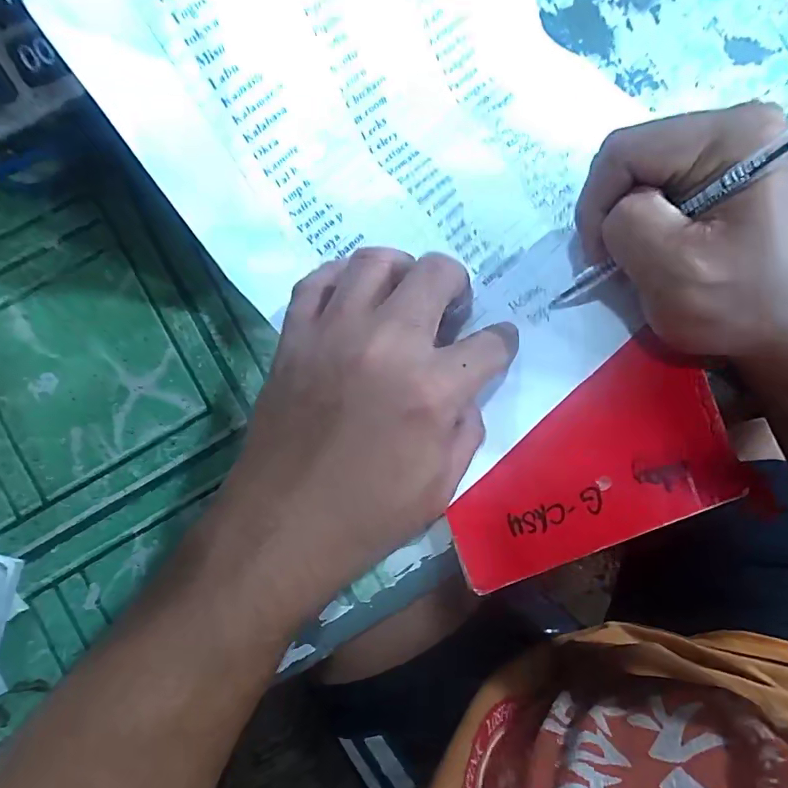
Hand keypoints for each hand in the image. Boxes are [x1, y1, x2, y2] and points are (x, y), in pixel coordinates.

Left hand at [205, 250, 516, 614]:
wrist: (284, 526)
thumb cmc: (369, 518)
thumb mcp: (442, 486)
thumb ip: (466, 429)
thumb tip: (465, 393)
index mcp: (433, 388)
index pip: (489, 343)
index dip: (503, 344)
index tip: (499, 347)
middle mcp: (387, 343)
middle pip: (438, 274)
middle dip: (460, 287)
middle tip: (452, 314)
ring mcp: (334, 333)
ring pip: (376, 261)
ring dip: (403, 271)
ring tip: (405, 296)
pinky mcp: (294, 338)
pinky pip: (317, 280)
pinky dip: (341, 279)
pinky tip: (352, 299)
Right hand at [575, 102, 787, 357]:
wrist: (785, 335)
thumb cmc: (738, 307)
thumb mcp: (674, 269)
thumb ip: (629, 225)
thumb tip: (613, 215)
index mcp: (733, 135)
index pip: (625, 151)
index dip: (597, 205)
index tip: (601, 260)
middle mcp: (736, 124)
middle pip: (635, 157)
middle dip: (615, 213)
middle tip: (620, 263)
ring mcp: (732, 147)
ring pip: (643, 175)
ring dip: (631, 221)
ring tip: (643, 261)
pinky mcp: (725, 172)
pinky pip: (661, 188)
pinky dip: (649, 223)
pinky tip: (662, 251)